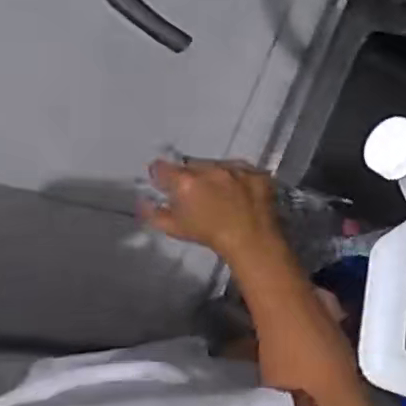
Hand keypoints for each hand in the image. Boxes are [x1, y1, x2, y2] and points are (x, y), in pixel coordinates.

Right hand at [142, 158, 283, 260]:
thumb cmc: (209, 235)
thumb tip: (145, 199)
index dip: (164, 178)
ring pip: (220, 165)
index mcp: (185, 180)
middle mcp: (211, 170)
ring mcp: (239, 171)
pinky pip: (245, 170)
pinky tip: (243, 190)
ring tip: (224, 191)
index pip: (162, 167)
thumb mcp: (171, 226)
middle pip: (193, 165)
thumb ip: (151, 210)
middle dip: (192, 176)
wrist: (253, 241)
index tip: (169, 187)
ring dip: (218, 174)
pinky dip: (242, 177)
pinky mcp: (260, 175)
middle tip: (200, 192)